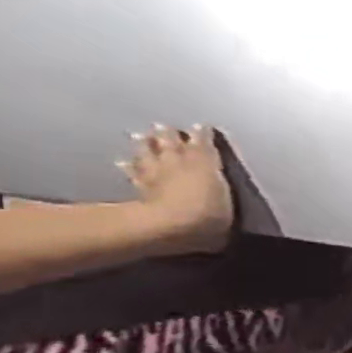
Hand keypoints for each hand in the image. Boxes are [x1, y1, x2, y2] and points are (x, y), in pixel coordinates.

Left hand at [119, 124, 233, 253]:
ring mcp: (156, 175)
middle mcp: (178, 164)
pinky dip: (129, 166)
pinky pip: (134, 173)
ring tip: (142, 136)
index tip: (202, 126)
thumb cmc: (211, 212)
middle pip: (172, 145)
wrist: (170, 227)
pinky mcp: (140, 188)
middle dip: (169, 135)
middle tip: (163, 126)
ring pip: (149, 154)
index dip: (203, 135)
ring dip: (146, 145)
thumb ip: (222, 184)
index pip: (204, 144)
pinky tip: (123, 162)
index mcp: (204, 164)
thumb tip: (220, 175)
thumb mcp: (228, 196)